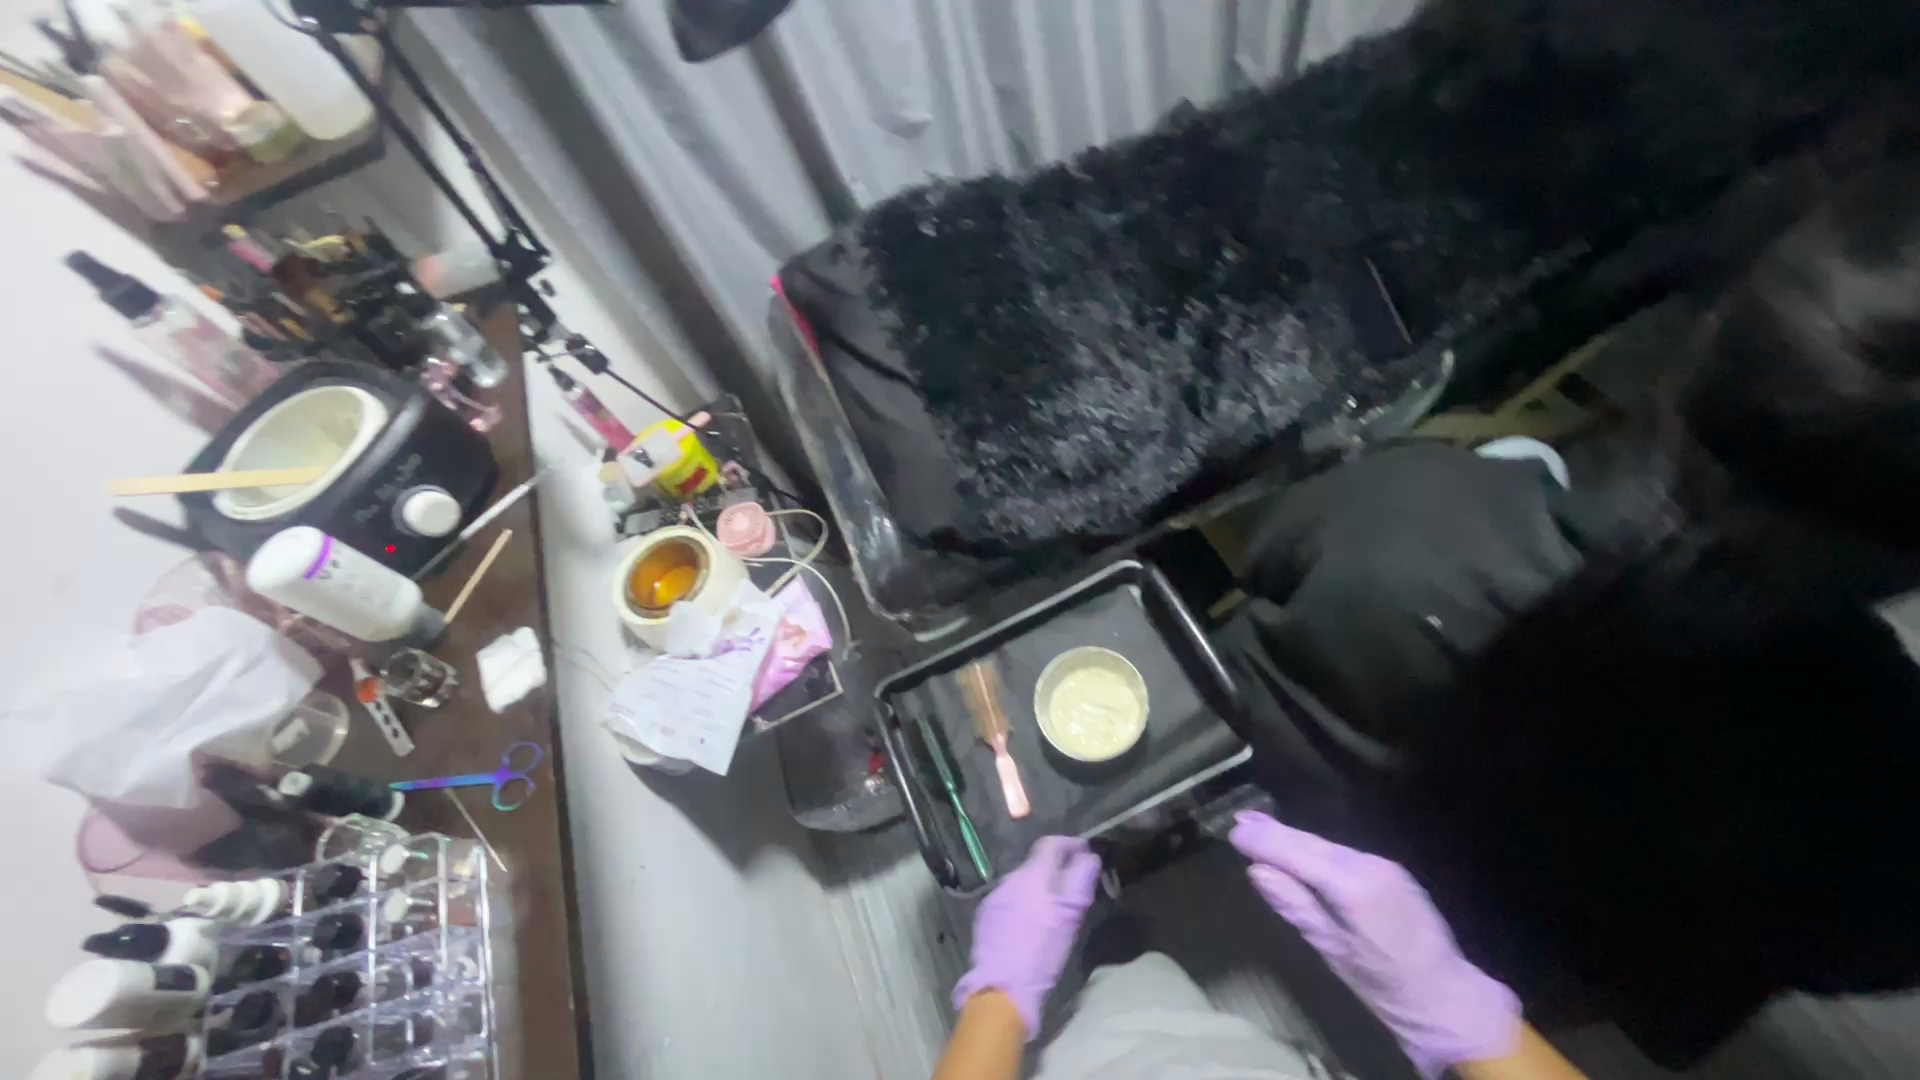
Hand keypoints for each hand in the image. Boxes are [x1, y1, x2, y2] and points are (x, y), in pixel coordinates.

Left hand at [952, 836, 1101, 1038]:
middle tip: (1069, 892)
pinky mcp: (985, 913)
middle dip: (1053, 873)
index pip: (1050, 844)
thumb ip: (1080, 881)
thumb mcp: (1070, 918)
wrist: (1002, 988)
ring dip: (1036, 891)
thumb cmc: (1043, 953)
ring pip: (1022, 884)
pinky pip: (1008, 900)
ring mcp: (995, 896)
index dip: (1069, 844)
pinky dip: (1020, 905)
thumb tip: (1089, 857)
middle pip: (1036, 865)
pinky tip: (1026, 926)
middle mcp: (1011, 879)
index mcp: (1033, 875)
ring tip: (1048, 913)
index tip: (1082, 852)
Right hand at [1230, 812, 1519, 1077]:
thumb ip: (1296, 907)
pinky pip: (1342, 854)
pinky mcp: (1391, 872)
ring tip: (1257, 826)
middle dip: (1274, 832)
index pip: (1299, 854)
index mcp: (1356, 889)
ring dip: (1292, 837)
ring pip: (1326, 846)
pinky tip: (1296, 844)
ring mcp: (1384, 866)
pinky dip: (1314, 848)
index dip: (1265, 842)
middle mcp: (1371, 867)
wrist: (1450, 1001)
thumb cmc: (1386, 986)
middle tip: (1239, 820)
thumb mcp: (1333, 951)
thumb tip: (1257, 871)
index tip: (1234, 831)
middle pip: (1312, 844)